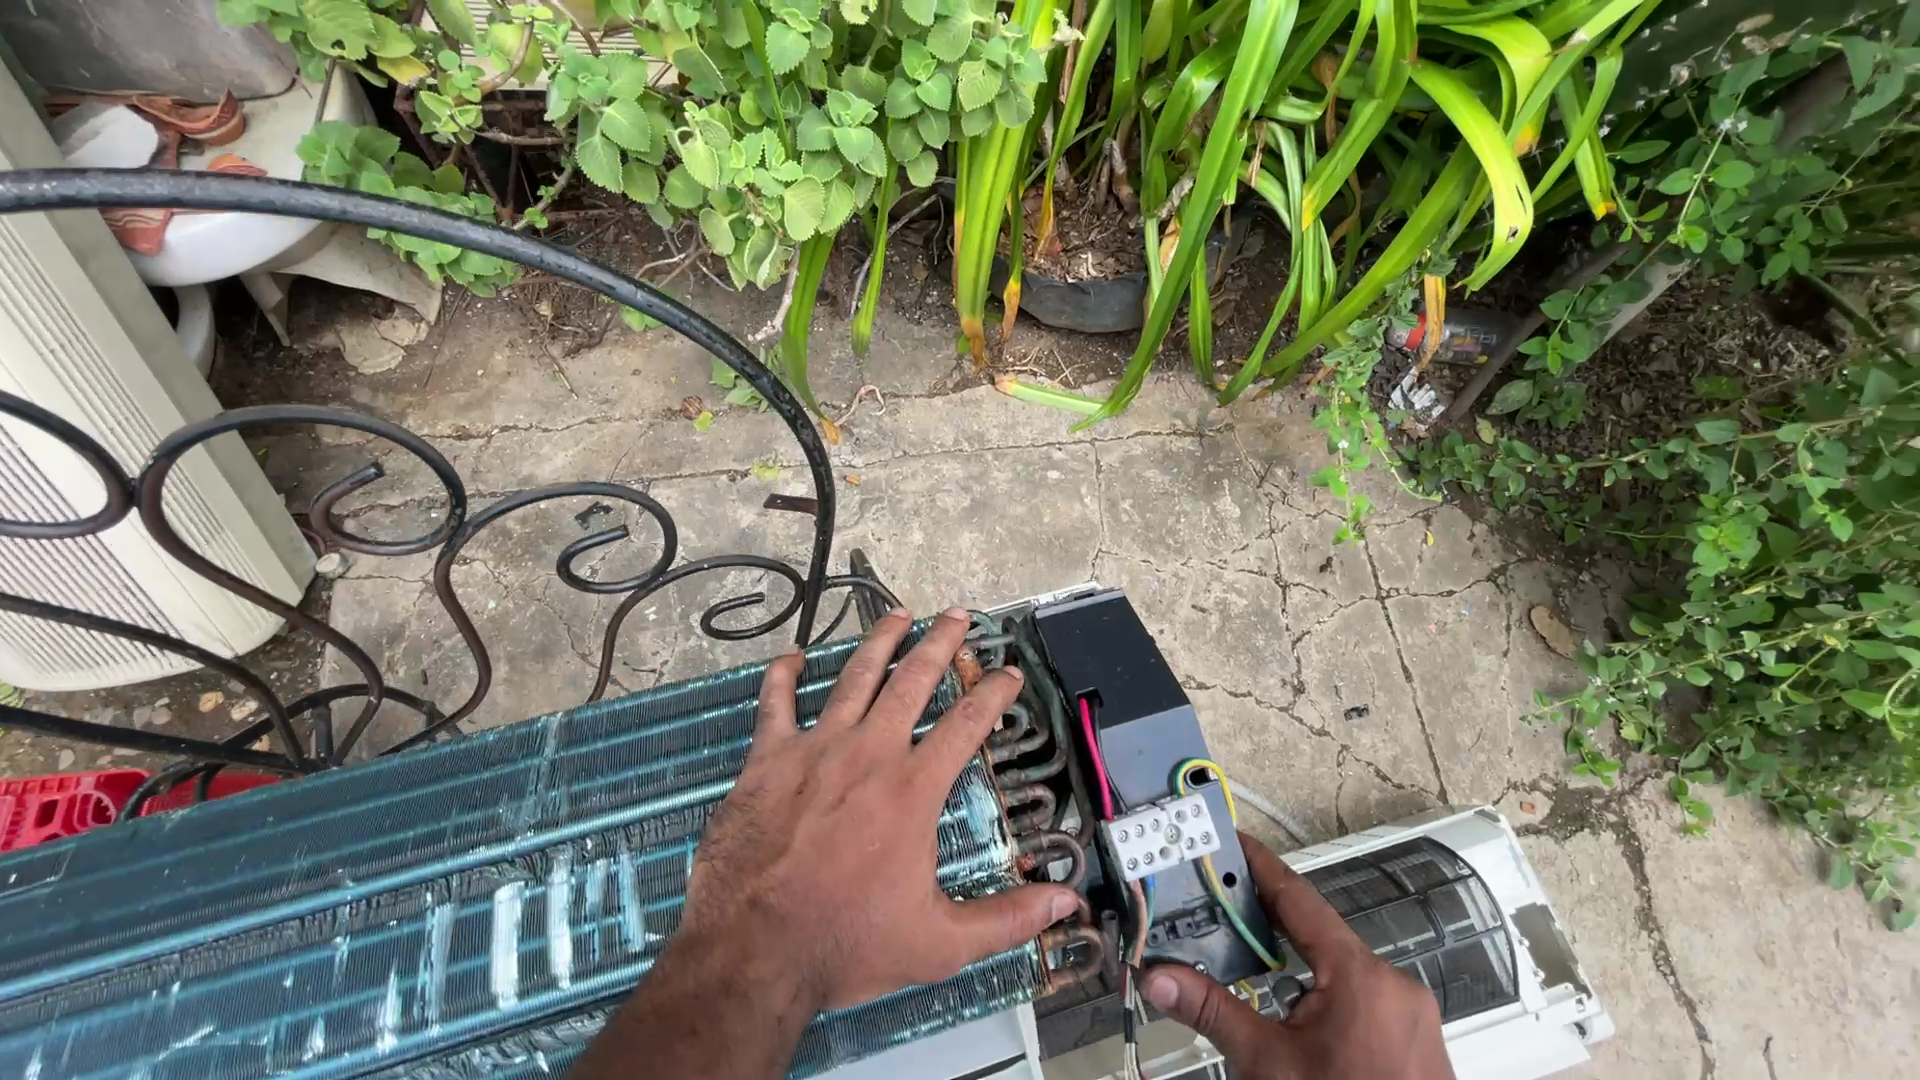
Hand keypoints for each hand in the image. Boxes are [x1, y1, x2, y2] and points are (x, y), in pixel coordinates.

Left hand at [677, 606, 1081, 1011]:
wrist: (753, 949)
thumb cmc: (846, 943)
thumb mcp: (939, 943)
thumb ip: (1006, 918)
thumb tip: (1064, 904)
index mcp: (912, 789)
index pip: (967, 723)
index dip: (994, 692)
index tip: (1009, 672)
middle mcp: (869, 753)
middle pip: (913, 680)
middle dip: (940, 642)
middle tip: (956, 614)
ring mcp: (815, 749)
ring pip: (854, 677)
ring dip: (880, 641)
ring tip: (898, 613)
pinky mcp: (768, 758)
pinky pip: (774, 702)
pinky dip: (783, 675)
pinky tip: (792, 657)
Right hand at [1140, 833, 1454, 1079]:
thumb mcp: (1271, 1065)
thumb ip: (1213, 1013)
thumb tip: (1157, 978)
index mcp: (1360, 974)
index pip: (1298, 897)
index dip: (1259, 863)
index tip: (1230, 838)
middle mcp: (1392, 981)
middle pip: (1317, 928)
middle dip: (1266, 913)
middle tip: (1218, 894)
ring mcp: (1409, 1010)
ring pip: (1338, 963)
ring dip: (1293, 955)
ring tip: (1244, 949)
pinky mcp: (1414, 1037)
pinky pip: (1359, 992)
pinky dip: (1319, 986)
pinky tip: (1290, 1004)